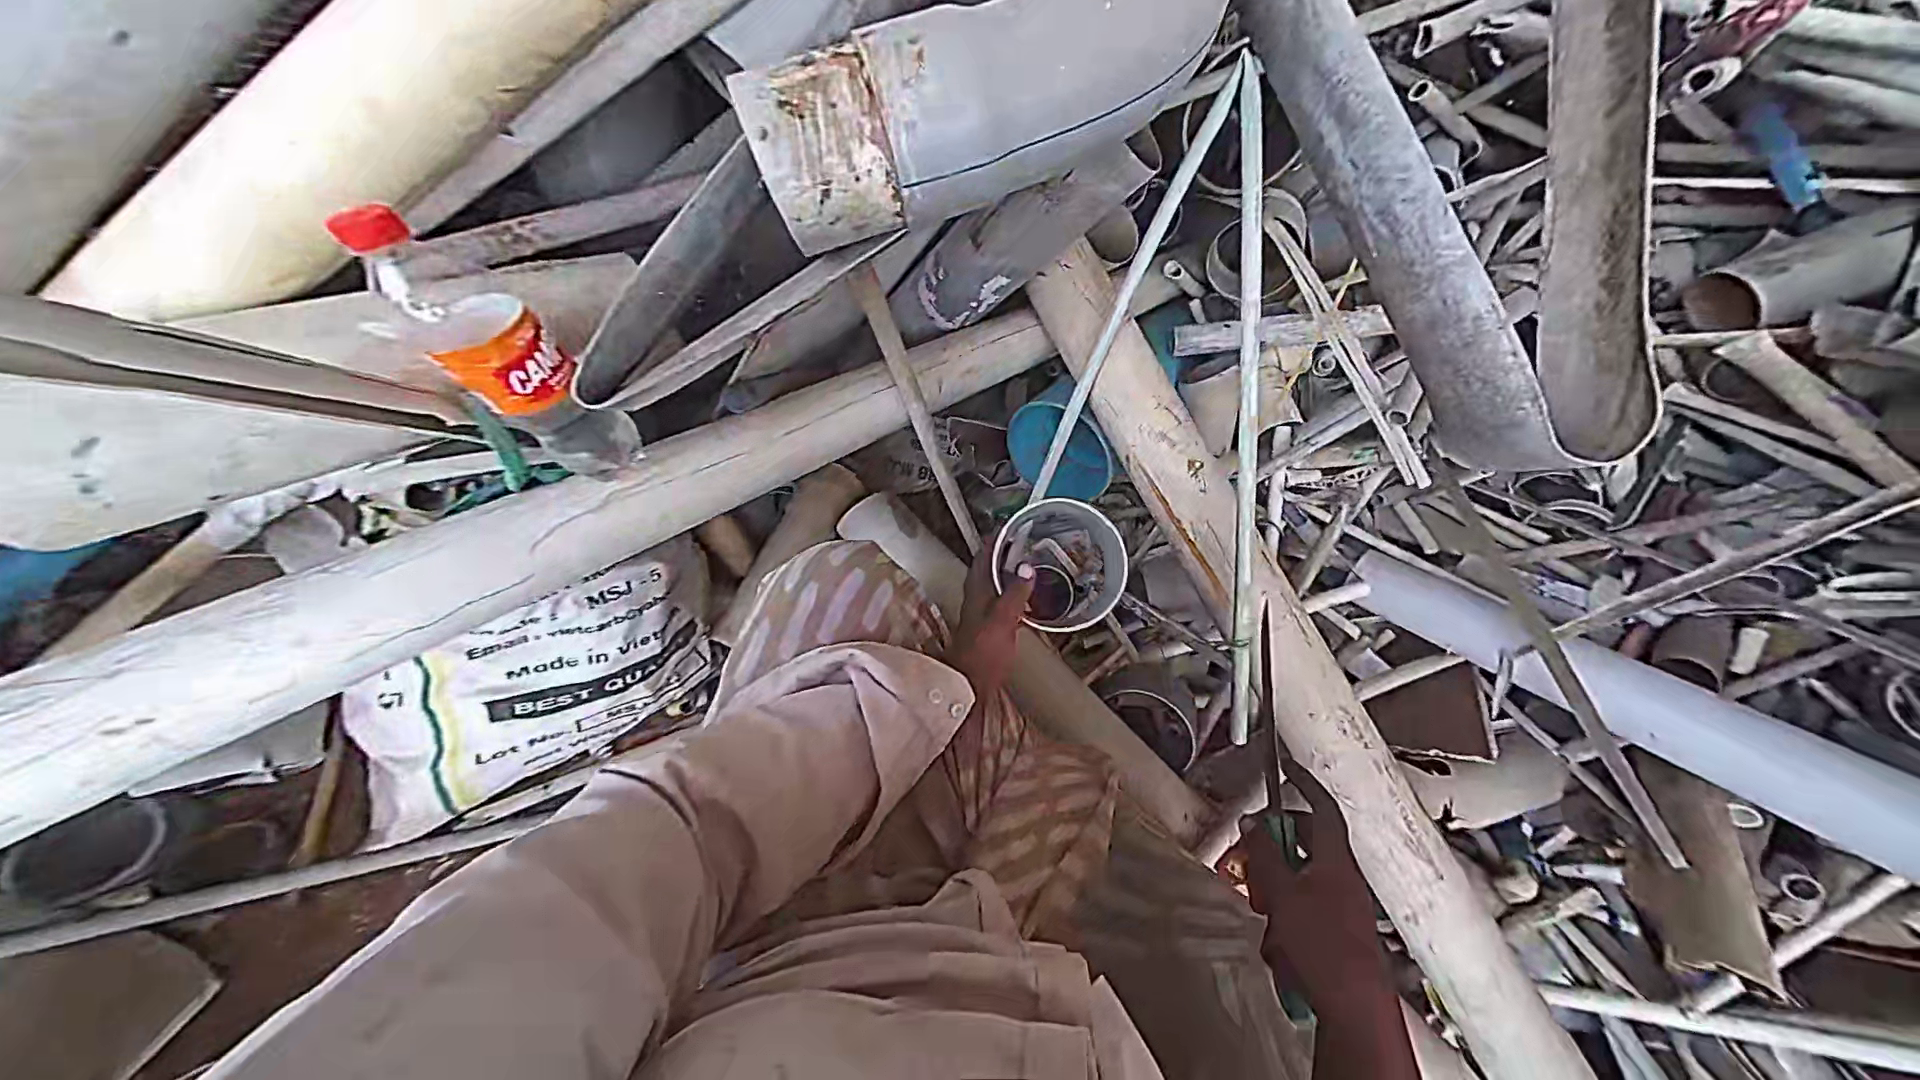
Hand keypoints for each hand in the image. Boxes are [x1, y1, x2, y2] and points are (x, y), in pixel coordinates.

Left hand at [947, 535, 1032, 698]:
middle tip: (1028, 540)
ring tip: (1033, 562)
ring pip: (998, 582)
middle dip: (1007, 551)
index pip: (984, 554)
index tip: (1012, 524)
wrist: (971, 684)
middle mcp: (978, 596)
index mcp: (976, 589)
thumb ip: (1015, 593)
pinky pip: (1006, 600)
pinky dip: (1018, 592)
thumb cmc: (982, 652)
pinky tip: (1032, 596)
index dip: (996, 538)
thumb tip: (1026, 567)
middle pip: (990, 566)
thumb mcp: (1002, 619)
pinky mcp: (993, 626)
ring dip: (1013, 571)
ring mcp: (984, 611)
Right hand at [1241, 759, 1420, 1079]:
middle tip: (1253, 865)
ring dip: (1277, 897)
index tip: (1288, 769)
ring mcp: (1342, 909)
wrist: (1354, 1012)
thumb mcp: (1281, 893)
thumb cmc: (1325, 950)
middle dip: (1274, 855)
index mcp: (1336, 862)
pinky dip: (1286, 924)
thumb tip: (1252, 823)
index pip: (1322, 810)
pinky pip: (1302, 913)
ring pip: (1298, 883)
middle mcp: (1343, 881)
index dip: (1305, 785)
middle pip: (1304, 847)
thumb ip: (1263, 854)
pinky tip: (1281, 948)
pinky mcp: (1337, 935)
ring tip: (1269, 920)